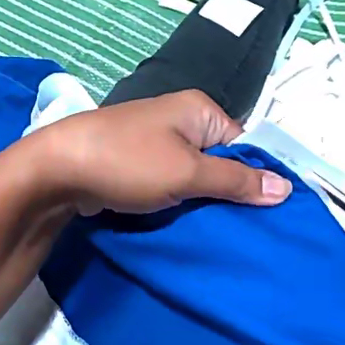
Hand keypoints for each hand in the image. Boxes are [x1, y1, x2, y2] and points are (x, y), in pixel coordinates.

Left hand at [16, 91, 292, 215]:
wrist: (59, 168)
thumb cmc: (128, 162)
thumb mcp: (188, 173)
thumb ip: (236, 180)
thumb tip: (286, 187)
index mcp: (199, 110)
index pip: (246, 144)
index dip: (258, 177)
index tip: (272, 215)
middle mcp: (180, 119)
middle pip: (221, 160)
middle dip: (231, 193)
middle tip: (249, 231)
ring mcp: (156, 141)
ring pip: (195, 175)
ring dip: (203, 201)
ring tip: (222, 234)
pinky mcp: (138, 163)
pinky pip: (171, 183)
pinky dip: (179, 201)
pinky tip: (189, 226)